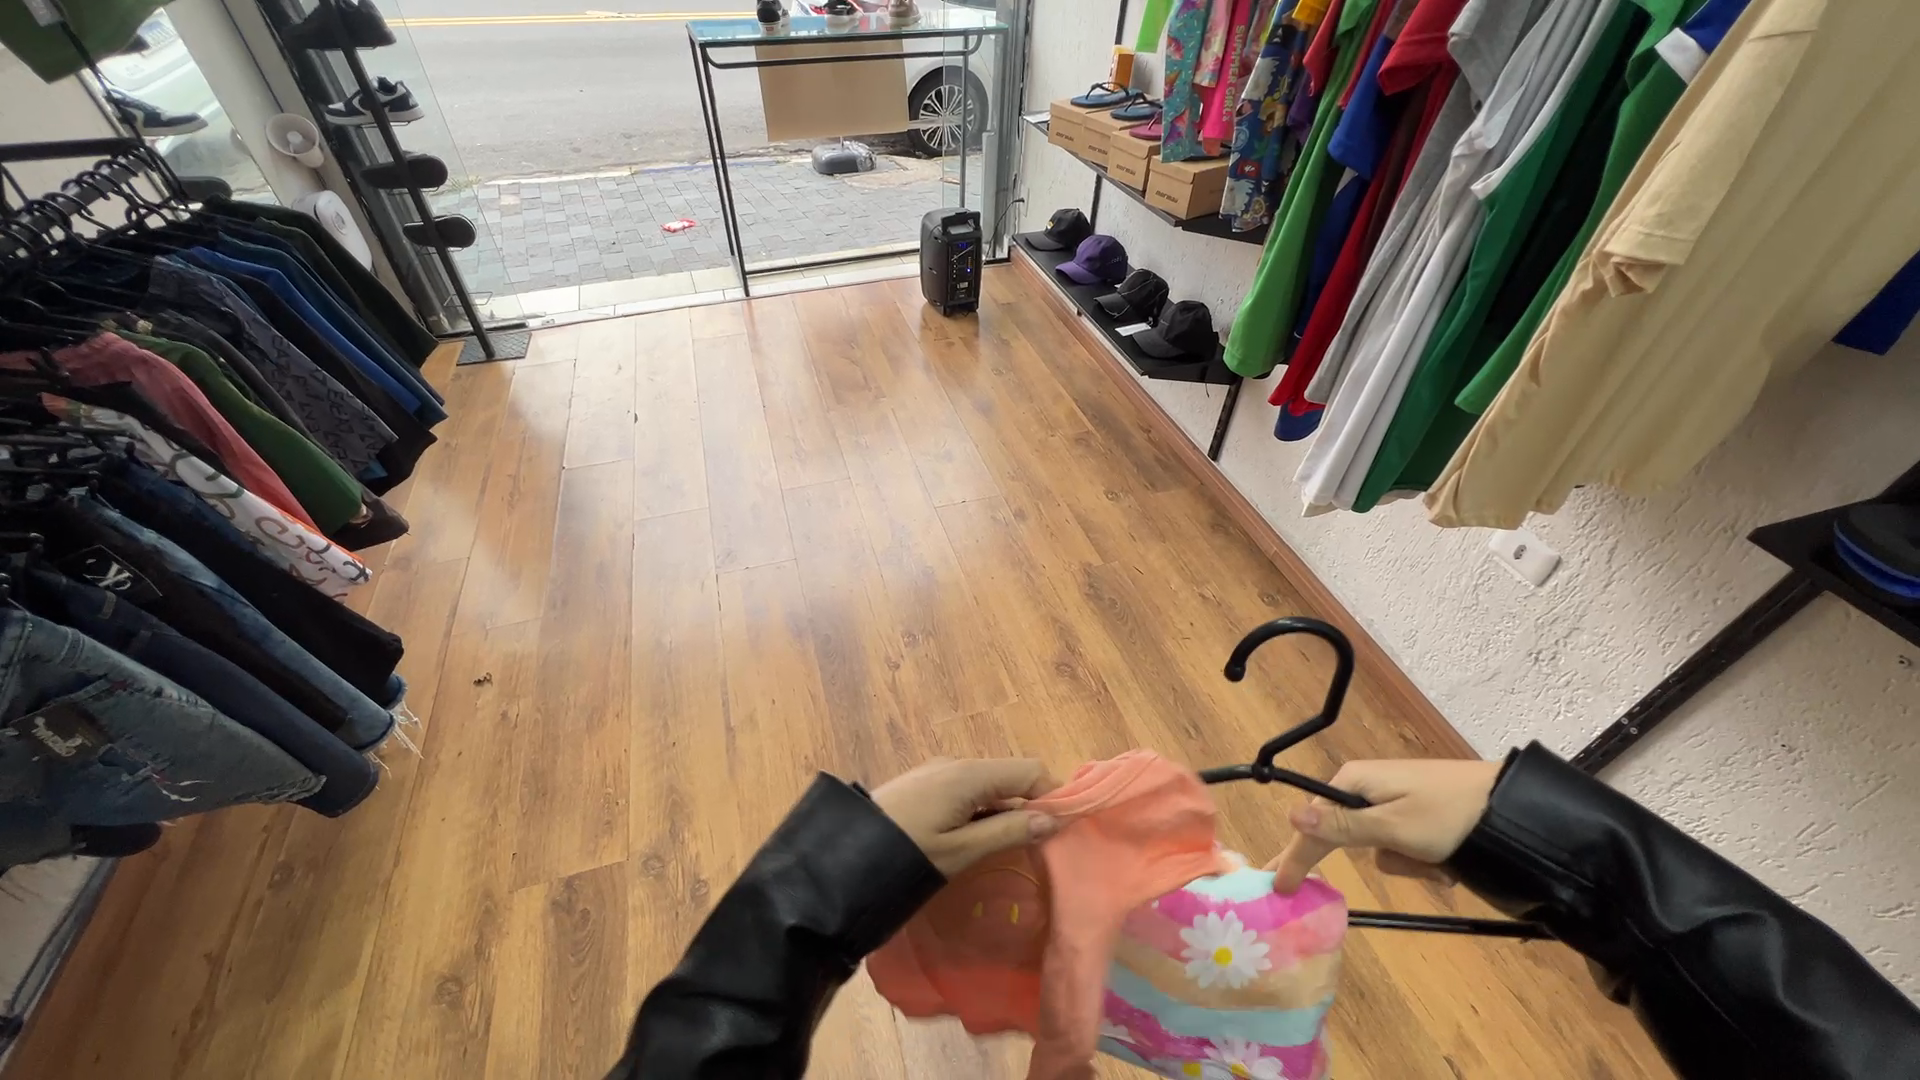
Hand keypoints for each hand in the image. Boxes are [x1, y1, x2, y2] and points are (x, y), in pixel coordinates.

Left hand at [871, 758, 1060, 876]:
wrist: (843, 858)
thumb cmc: (907, 855)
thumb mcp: (961, 851)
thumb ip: (1008, 831)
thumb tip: (1053, 818)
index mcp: (970, 774)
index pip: (1030, 771)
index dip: (1052, 796)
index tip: (1062, 831)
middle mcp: (957, 764)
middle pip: (1010, 776)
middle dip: (1030, 805)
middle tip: (1039, 846)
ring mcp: (938, 773)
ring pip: (988, 785)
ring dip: (1005, 810)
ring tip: (1009, 848)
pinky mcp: (924, 785)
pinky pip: (966, 791)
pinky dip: (982, 810)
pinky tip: (976, 840)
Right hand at [1267, 759, 1500, 892]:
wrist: (1513, 806)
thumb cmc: (1448, 814)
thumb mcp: (1393, 827)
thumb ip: (1341, 826)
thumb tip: (1290, 814)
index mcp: (1352, 783)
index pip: (1312, 824)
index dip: (1294, 855)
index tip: (1278, 885)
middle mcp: (1366, 789)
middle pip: (1342, 834)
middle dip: (1357, 857)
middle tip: (1305, 885)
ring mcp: (1392, 803)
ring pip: (1378, 847)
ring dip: (1403, 863)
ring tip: (1435, 863)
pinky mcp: (1415, 816)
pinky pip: (1401, 846)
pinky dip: (1419, 859)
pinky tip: (1444, 860)